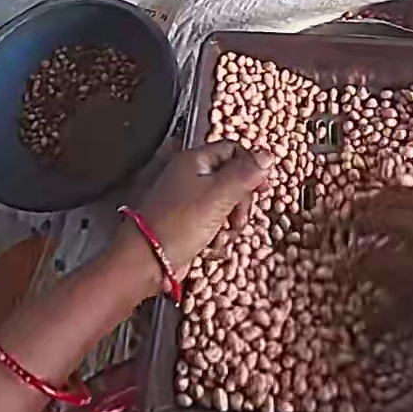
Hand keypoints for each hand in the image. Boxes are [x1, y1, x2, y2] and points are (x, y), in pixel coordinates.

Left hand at [117, 143, 275, 290]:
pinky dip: (218, 234)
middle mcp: (190, 176)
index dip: (251, 166)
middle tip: (239, 218)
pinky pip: (213, 222)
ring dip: (231, 221)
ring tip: (225, 234)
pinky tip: (214, 245)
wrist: (145, 261)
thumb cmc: (179, 224)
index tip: (263, 186)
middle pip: (232, 178)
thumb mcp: (219, 195)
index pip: (233, 150)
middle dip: (241, 201)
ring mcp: (188, 200)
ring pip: (225, 203)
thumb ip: (245, 174)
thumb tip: (268, 155)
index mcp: (195, 160)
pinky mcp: (186, 222)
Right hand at [357, 187, 412, 359]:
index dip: (358, 264)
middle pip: (395, 219)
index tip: (343, 267)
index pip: (383, 262)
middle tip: (350, 219)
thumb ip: (405, 316)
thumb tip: (368, 316)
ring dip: (389, 197)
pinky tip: (411, 193)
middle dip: (367, 217)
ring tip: (371, 198)